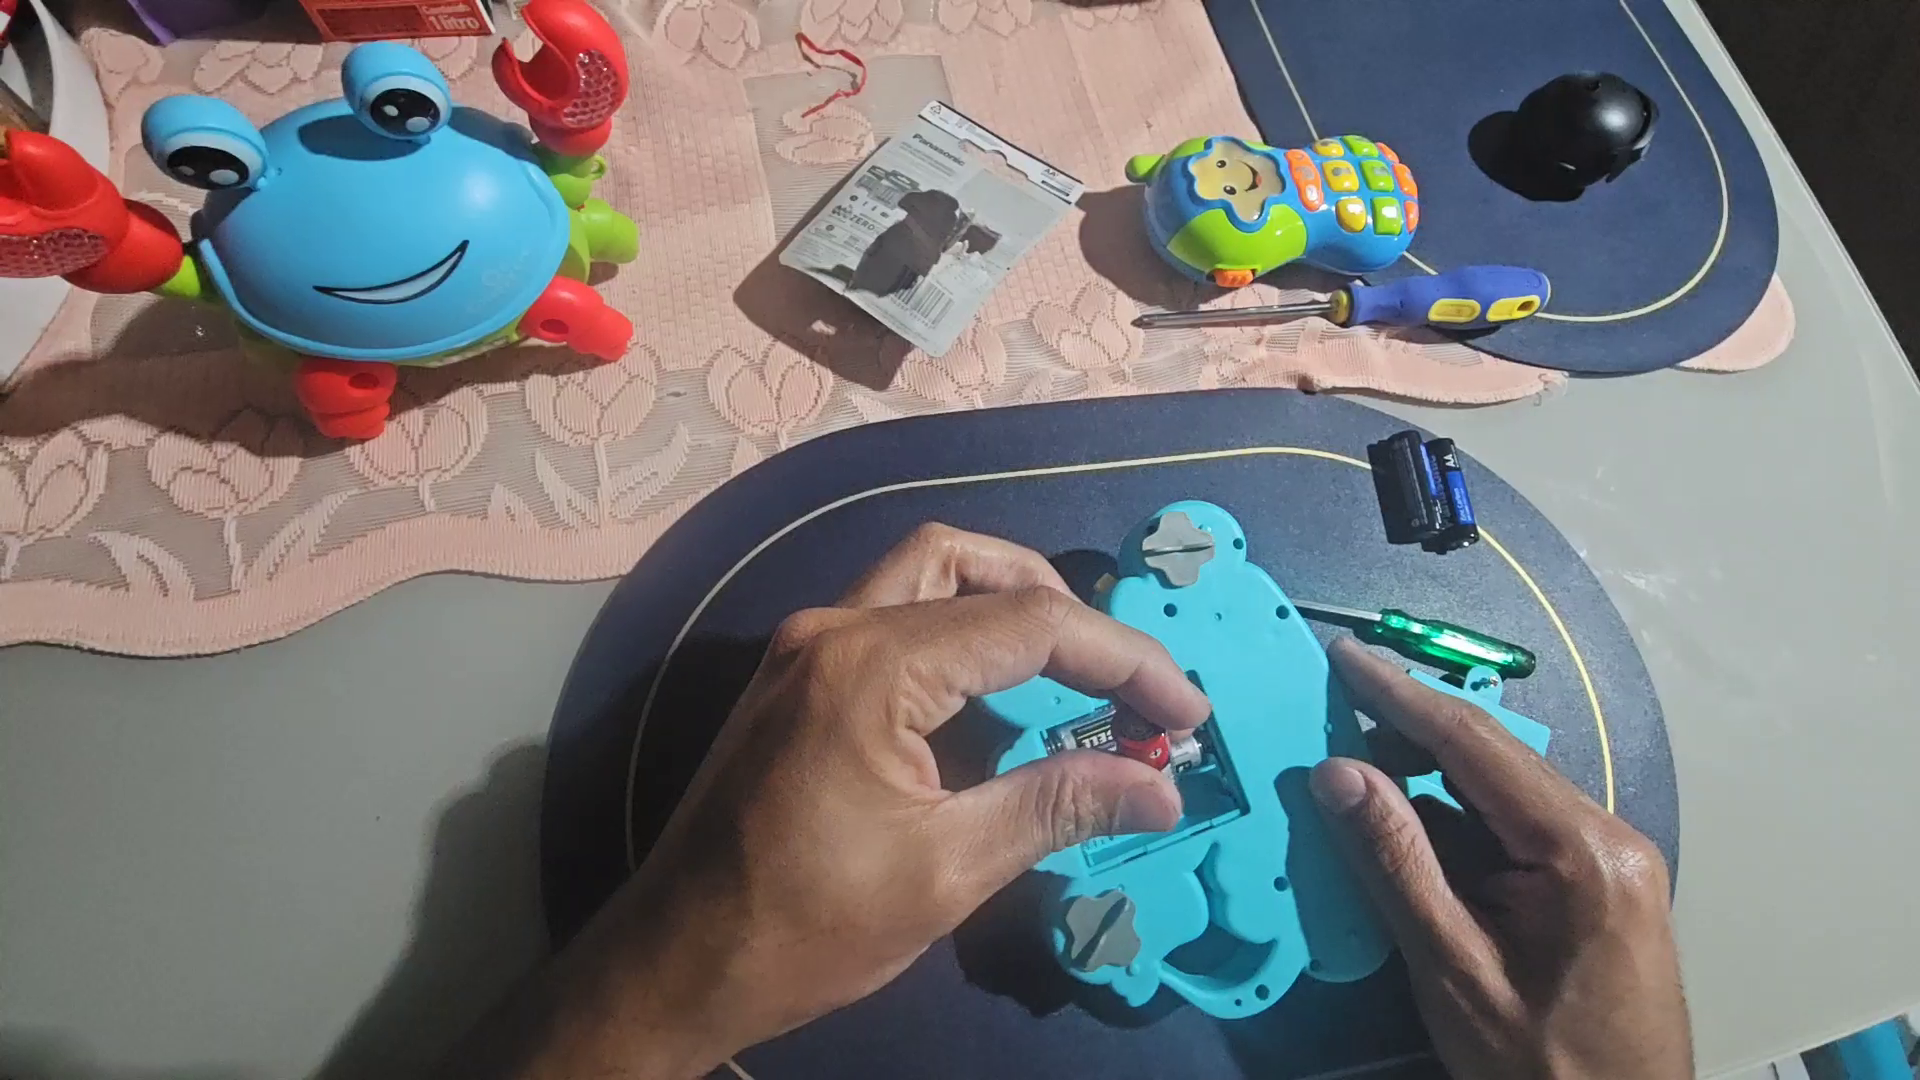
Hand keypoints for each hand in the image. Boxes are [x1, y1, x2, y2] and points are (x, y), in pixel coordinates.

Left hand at [446, 524, 1211, 1079]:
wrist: (674, 961)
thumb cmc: (806, 927)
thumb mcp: (947, 873)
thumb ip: (1058, 807)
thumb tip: (1160, 787)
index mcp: (873, 669)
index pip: (1028, 624)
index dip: (1123, 659)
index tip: (1183, 710)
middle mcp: (836, 627)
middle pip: (971, 563)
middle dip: (1060, 607)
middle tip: (1116, 677)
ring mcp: (810, 640)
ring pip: (928, 569)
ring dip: (1005, 599)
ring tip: (1064, 665)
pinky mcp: (800, 665)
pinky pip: (896, 610)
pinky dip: (958, 625)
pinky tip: (989, 683)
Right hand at [1312, 638, 1690, 1078]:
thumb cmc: (1539, 1063)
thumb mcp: (1450, 964)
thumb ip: (1392, 859)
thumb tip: (1334, 769)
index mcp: (1580, 850)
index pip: (1470, 742)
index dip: (1397, 692)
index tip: (1343, 654)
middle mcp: (1600, 833)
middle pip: (1482, 751)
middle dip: (1399, 729)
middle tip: (1326, 716)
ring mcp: (1596, 853)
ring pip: (1485, 781)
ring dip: (1416, 773)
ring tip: (1352, 783)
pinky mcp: (1582, 874)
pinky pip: (1496, 817)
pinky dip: (1439, 811)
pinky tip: (1400, 827)